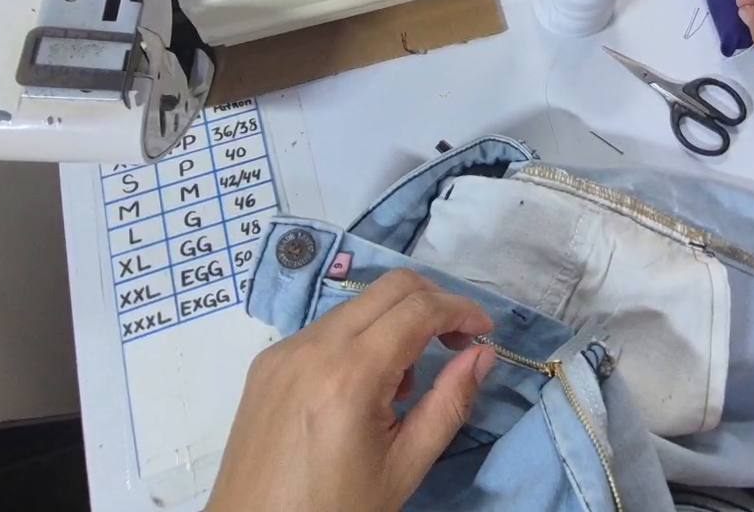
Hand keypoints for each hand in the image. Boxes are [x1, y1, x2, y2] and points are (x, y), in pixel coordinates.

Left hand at [211, 268, 496, 511]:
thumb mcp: (405, 467)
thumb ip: (450, 403)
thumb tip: (483, 353)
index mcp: (351, 374)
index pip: (419, 309)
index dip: (461, 309)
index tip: (485, 331)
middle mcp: (314, 346)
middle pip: (392, 286)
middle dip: (435, 301)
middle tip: (457, 340)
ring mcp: (285, 348)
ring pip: (360, 304)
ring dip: (397, 321)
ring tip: (405, 382)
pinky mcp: (268, 359)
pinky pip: (328, 327)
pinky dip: (361, 337)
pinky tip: (362, 387)